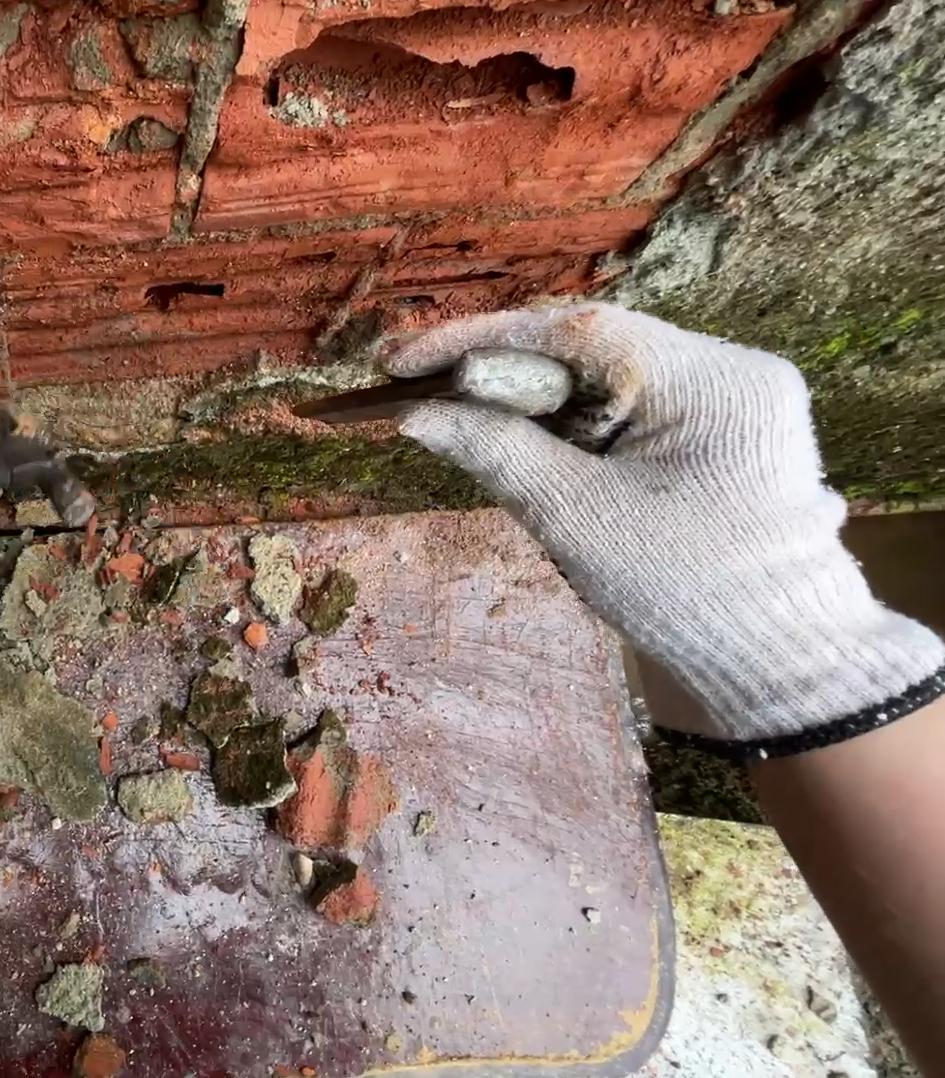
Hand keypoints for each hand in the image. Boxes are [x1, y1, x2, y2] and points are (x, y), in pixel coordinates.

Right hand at [386, 302, 942, 757]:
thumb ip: (495, 452)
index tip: (403, 359)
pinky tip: (490, 423)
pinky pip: (600, 403)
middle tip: (403, 373)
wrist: (771, 649)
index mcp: (712, 382)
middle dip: (487, 360)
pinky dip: (538, 414)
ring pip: (585, 373)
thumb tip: (412, 416)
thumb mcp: (572, 515)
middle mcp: (720, 371)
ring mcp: (711, 398)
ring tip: (432, 398)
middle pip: (579, 346)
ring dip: (508, 389)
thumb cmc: (679, 583)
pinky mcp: (694, 428)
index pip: (577, 331)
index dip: (479, 339)